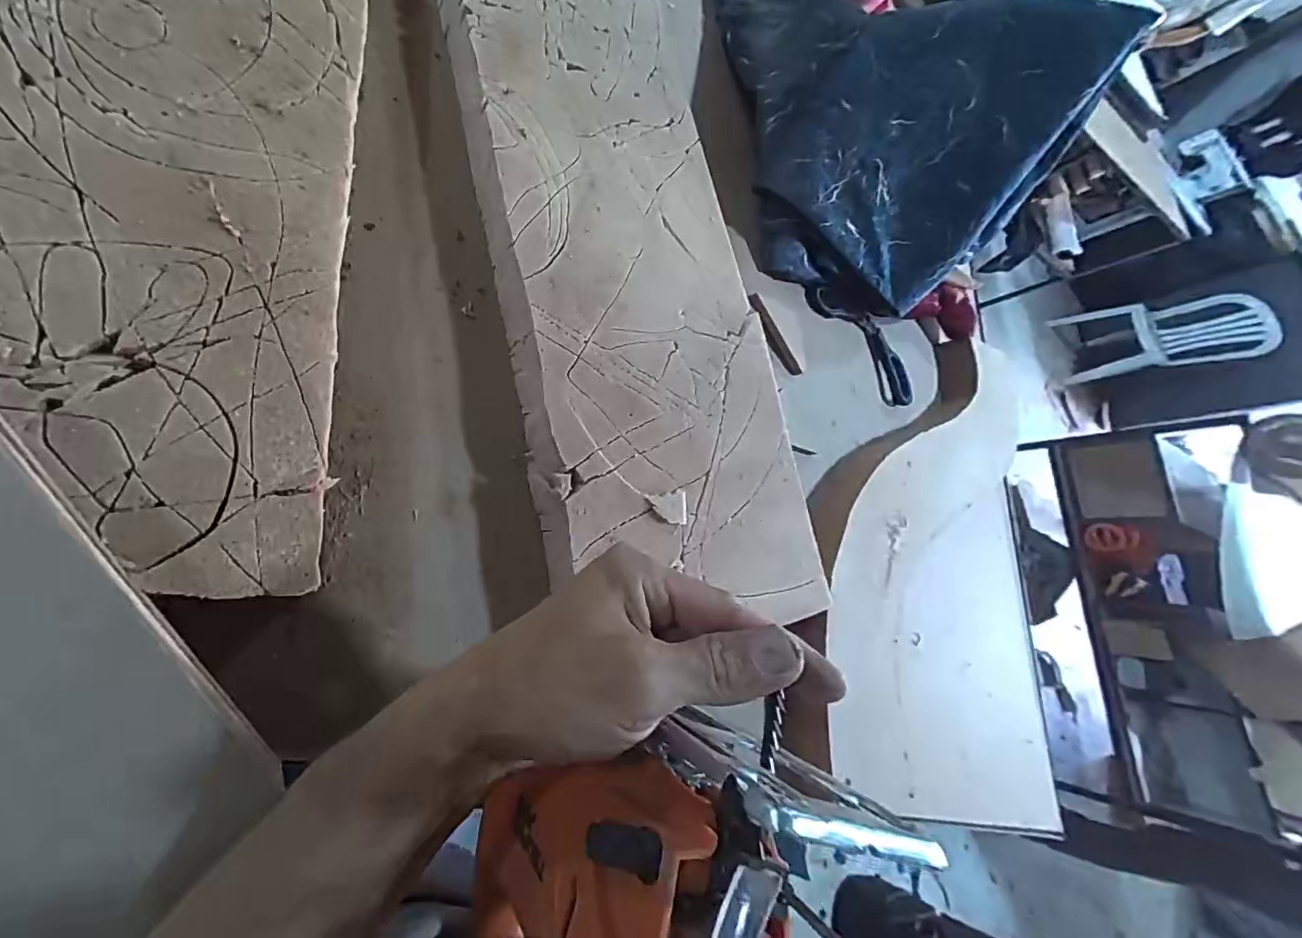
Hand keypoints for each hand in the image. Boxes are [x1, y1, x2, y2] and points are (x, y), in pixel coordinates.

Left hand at [424, 543, 844, 773]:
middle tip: (808, 703)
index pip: (728, 611)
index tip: (832, 685)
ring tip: (770, 712)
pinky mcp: (601, 655)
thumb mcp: (646, 681)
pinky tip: (710, 716)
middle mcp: (630, 588)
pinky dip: (688, 694)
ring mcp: (613, 621)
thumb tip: (790, 650)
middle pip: (709, 628)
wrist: (469, 726)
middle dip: (754, 666)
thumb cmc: (557, 692)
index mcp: (641, 574)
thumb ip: (719, 666)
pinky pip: (660, 670)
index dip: (782, 649)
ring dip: (722, 684)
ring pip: (686, 653)